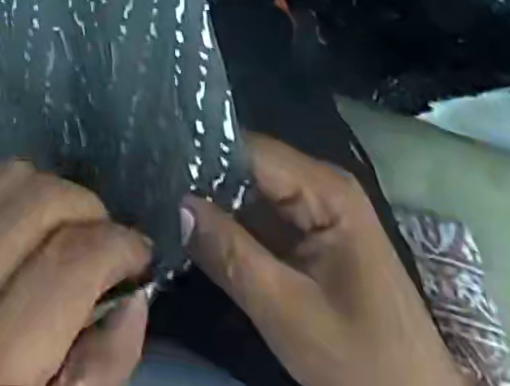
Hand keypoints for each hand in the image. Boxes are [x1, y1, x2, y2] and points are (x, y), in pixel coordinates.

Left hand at [0, 159, 152, 385]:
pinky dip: (17, 191)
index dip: (125, 246)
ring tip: (66, 233)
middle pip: (48, 200)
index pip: (79, 255)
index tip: (139, 259)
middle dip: (94, 214)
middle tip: (104, 248)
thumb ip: (105, 367)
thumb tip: (135, 295)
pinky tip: (27, 226)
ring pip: (15, 177)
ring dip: (56, 195)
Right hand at [182, 134, 461, 385]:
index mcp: (326, 189)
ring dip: (211, 202)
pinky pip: (260, 220)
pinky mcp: (310, 238)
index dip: (204, 151)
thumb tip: (178, 204)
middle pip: (249, 167)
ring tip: (156, 199)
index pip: (252, 150)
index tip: (154, 155)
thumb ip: (231, 255)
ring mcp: (316, 212)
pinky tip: (188, 228)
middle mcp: (321, 187)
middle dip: (202, 177)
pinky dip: (229, 227)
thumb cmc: (361, 360)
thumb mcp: (289, 312)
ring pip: (250, 194)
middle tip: (148, 182)